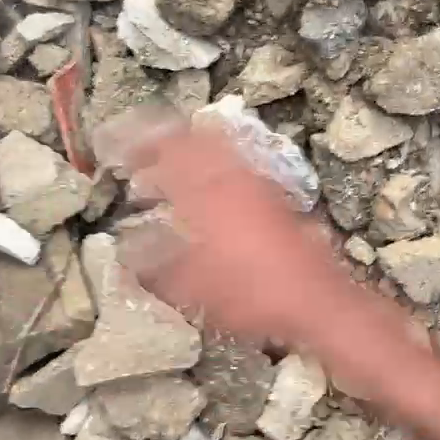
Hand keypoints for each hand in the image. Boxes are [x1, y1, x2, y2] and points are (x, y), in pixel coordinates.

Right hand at [103, 112, 362, 350]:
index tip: (122, 149)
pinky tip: (211, 196)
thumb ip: (156, 266)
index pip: (170, 148)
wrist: (317, 300)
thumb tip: (129, 252)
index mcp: (209, 192)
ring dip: (195, 154)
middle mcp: (236, 178)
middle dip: (168, 141)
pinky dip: (219, 171)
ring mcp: (262, 185)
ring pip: (222, 150)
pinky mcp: (279, 199)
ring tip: (173, 172)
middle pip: (199, 139)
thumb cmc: (253, 294)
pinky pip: (241, 169)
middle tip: (146, 154)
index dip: (142, 143)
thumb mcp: (194, 289)